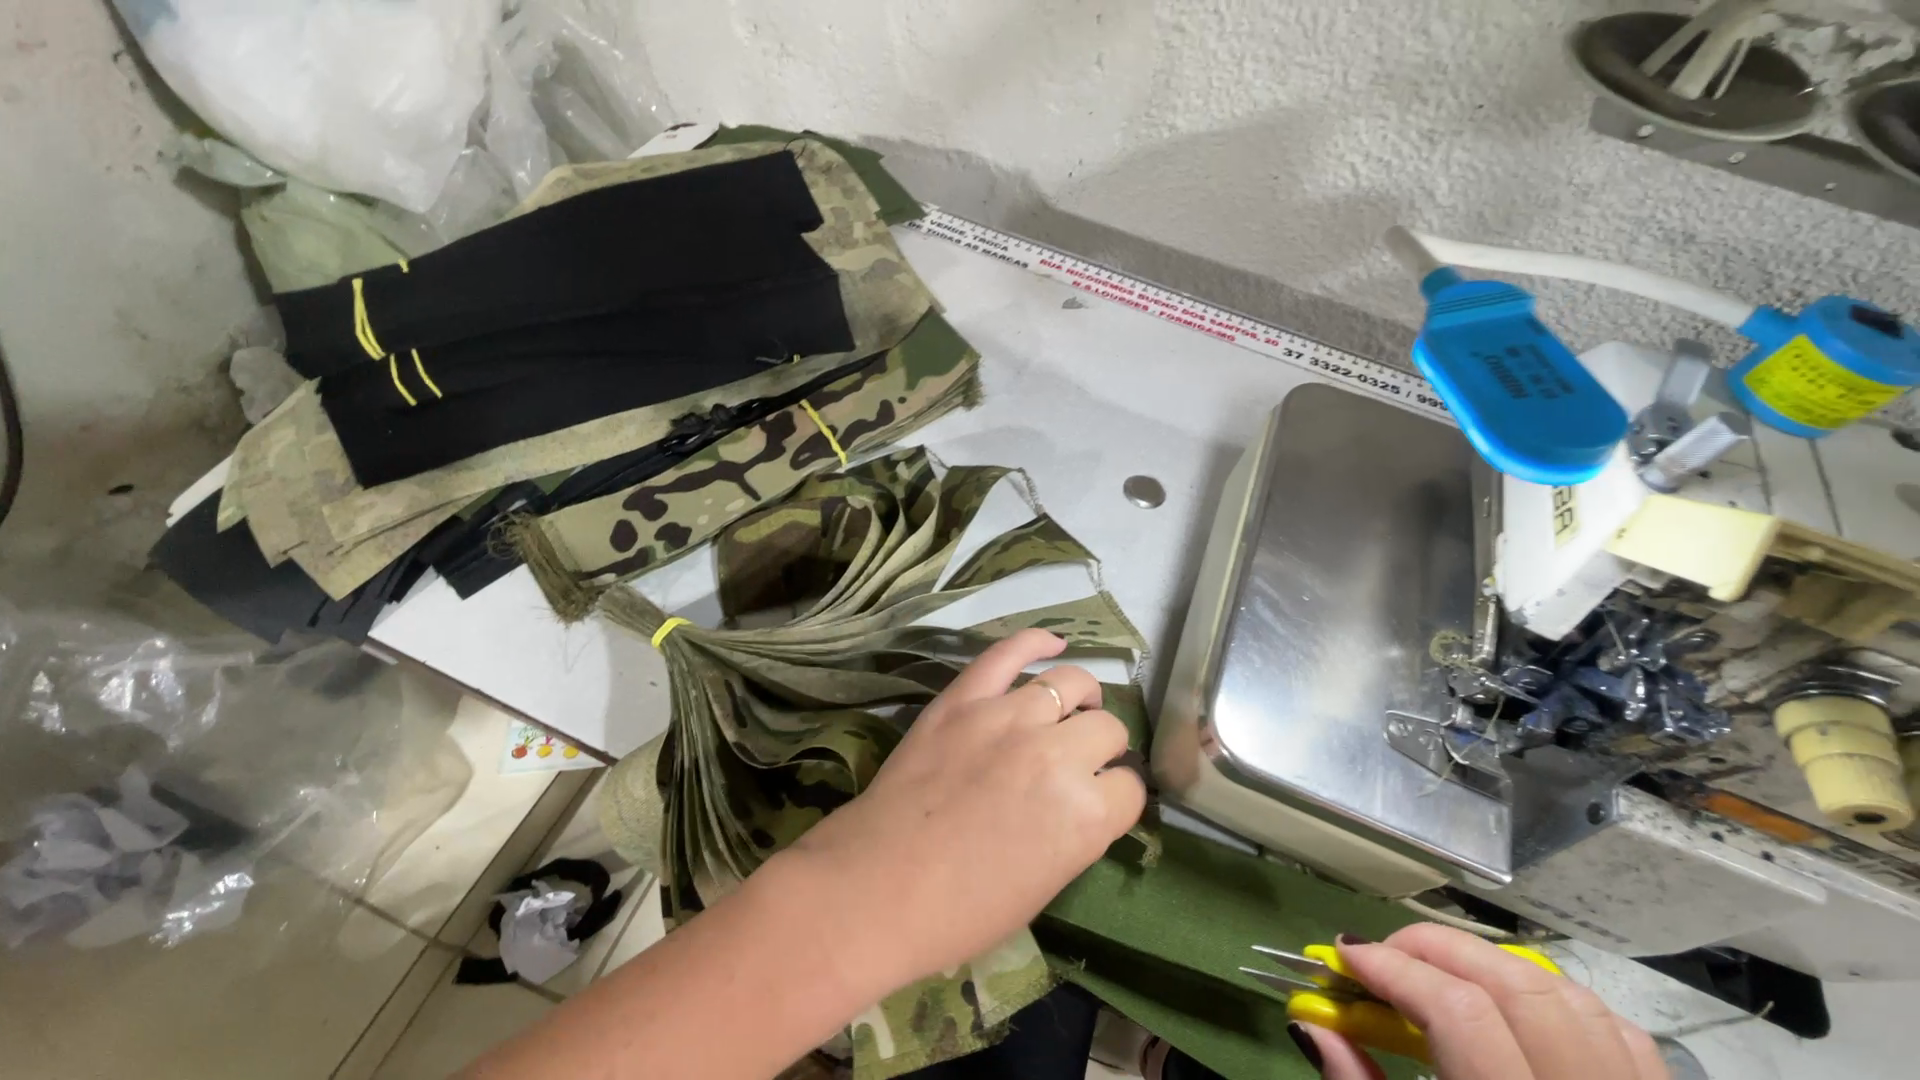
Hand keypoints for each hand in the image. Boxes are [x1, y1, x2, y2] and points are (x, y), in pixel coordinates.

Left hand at [767, 628, 1146, 997]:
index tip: (1101, 800)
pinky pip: (1007, 653)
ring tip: (1072, 709)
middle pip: (1107, 730)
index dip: (1117, 795)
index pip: (1130, 788)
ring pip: (1071, 683)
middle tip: (1081, 762)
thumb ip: (1077, 833)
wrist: (876, 889)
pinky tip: (1051, 642)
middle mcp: (1058, 755)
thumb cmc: (961, 911)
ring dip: (1080, 698)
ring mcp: (1008, 717)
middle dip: (1102, 749)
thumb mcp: (1045, 885)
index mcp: (1086, 815)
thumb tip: (1084, 800)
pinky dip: (1034, 641)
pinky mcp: (964, 699)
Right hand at [1293, 925, 1668, 1079]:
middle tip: (1382, 955)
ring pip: (1570, 998)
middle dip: (1436, 949)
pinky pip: (1617, 1032)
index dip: (1393, 969)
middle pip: (1516, 987)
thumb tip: (1312, 1027)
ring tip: (1438, 975)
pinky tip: (1514, 1012)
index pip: (1458, 1013)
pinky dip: (1552, 1001)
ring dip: (1490, 967)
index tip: (1344, 955)